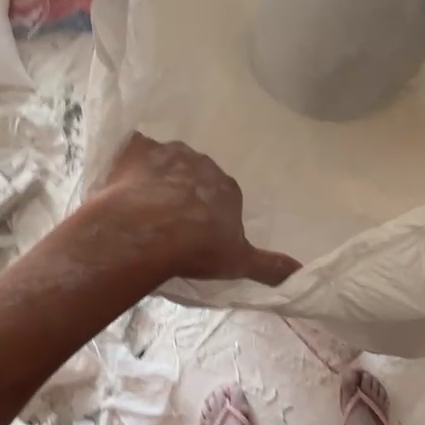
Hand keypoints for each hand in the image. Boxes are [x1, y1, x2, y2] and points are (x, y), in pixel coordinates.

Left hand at [90, 133, 301, 285]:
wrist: (147, 234)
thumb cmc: (197, 249)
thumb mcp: (239, 262)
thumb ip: (270, 266)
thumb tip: (301, 273)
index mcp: (228, 188)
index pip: (224, 196)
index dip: (210, 214)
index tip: (198, 233)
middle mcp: (203, 164)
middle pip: (196, 175)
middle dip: (186, 192)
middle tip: (170, 221)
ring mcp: (169, 154)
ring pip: (167, 161)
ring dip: (160, 177)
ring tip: (144, 206)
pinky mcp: (137, 150)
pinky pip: (136, 151)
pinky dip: (132, 164)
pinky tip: (124, 183)